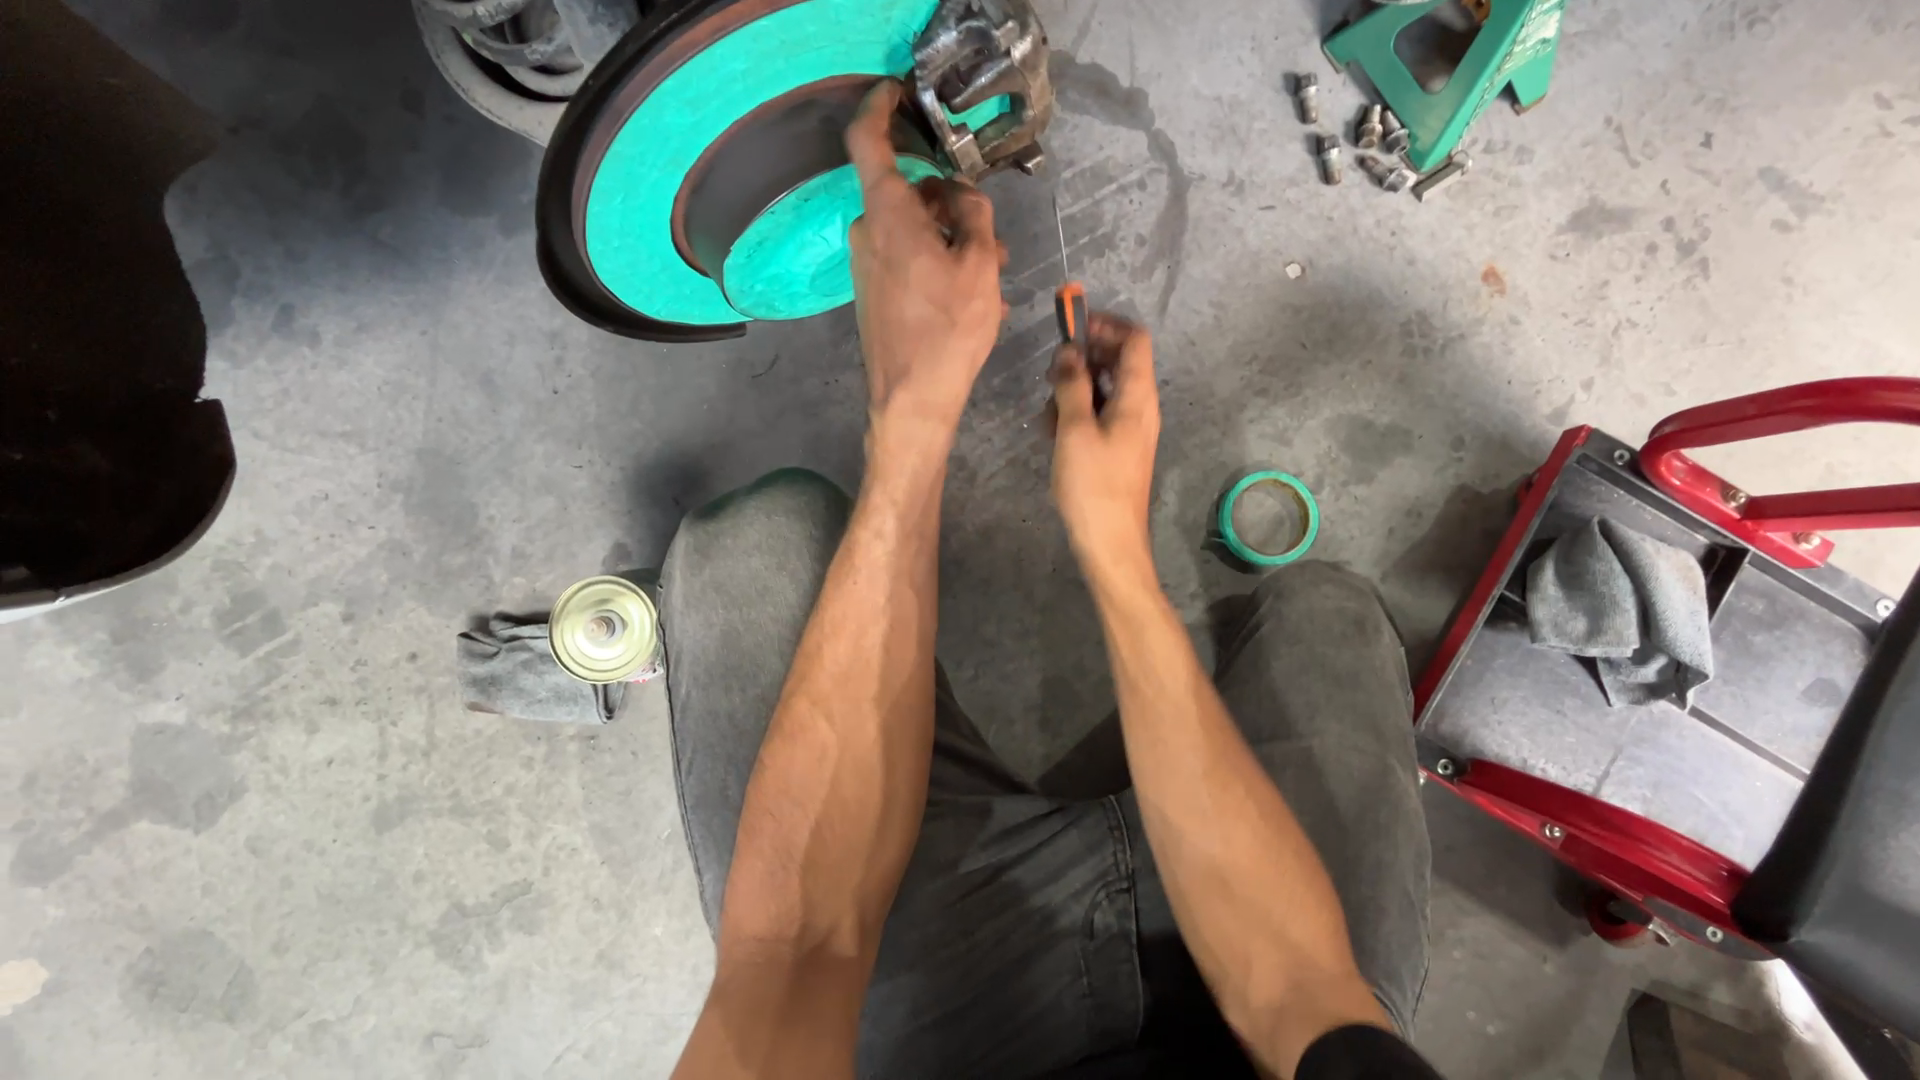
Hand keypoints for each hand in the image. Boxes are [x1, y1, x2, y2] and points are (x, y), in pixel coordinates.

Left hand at [846, 79, 1005, 435]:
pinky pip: (908, 263)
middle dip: (953, 207)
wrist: (911, 400)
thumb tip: (962, 195)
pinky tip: (972, 301)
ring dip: (953, 244)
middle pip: (910, 195)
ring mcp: (867, 266)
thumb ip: (973, 214)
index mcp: (887, 214)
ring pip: (914, 232)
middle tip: (993, 240)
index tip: (899, 92)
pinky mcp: (874, 294)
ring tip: (992, 279)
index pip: (868, 139)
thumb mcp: (978, 264)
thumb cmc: (947, 329)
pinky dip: (939, 269)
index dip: (881, 107)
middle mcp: (867, 233)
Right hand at [1048, 314, 1160, 571]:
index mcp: (1138, 396)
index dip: (1104, 326)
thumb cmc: (1093, 485)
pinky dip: (1078, 413)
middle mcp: (1141, 407)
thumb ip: (1071, 385)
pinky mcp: (1118, 448)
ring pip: (1105, 389)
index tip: (1069, 329)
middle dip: (1083, 358)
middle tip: (1051, 373)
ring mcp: (1131, 429)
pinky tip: (1054, 432)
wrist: (1110, 541)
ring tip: (1047, 411)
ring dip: (1075, 389)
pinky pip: (1100, 415)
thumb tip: (1067, 351)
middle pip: (1118, 361)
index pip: (1134, 339)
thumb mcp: (1074, 430)